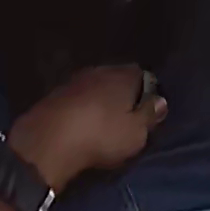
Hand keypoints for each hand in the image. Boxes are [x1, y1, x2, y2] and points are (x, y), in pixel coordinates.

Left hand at [8, 65, 166, 189]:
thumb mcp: (134, 134)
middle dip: (123, 94)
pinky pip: (78, 97)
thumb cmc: (100, 137)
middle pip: (118, 78)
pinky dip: (83, 108)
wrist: (48, 141)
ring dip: (101, 100)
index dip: (147, 92)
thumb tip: (162, 100)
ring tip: (104, 121)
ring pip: (97, 86)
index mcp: (124, 76)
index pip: (143, 75)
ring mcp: (77, 80)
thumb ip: (150, 116)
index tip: (148, 110)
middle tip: (127, 118)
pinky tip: (82, 123)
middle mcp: (102, 70)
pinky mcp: (56, 94)